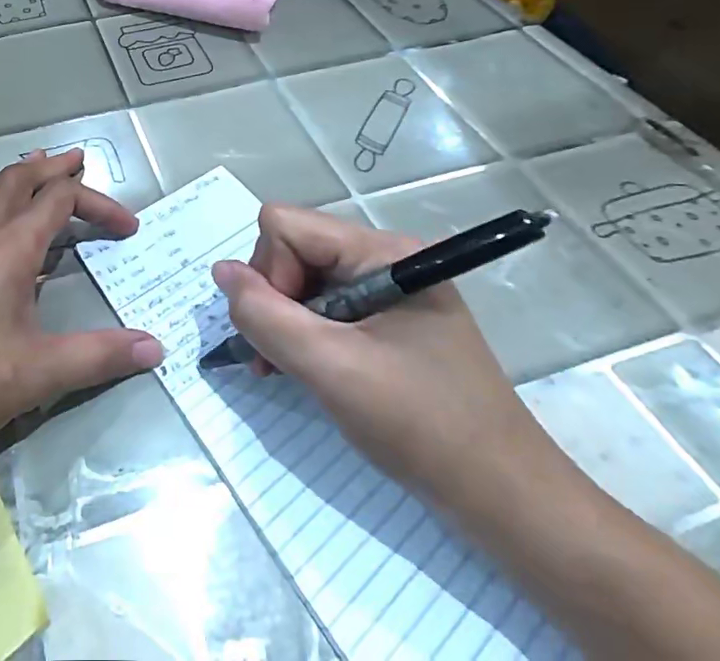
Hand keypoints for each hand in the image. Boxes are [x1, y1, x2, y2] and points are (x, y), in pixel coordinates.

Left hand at [0, 150, 162, 468]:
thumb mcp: (36, 373)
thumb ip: (98, 358)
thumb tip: (156, 347)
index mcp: (8, 249)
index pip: (59, 203)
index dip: (98, 204)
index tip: (128, 229)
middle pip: (16, 183)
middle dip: (50, 168)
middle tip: (76, 160)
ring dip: (16, 180)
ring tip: (34, 174)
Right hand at [212, 205, 554, 503]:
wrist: (499, 493)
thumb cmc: (420, 424)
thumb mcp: (331, 368)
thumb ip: (266, 316)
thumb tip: (221, 271)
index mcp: (382, 252)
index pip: (286, 226)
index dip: (269, 272)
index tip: (284, 329)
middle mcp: (382, 259)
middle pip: (292, 250)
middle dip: (272, 299)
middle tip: (278, 356)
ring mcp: (384, 291)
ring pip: (301, 280)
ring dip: (281, 322)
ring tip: (281, 369)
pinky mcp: (383, 322)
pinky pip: (321, 307)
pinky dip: (299, 335)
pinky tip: (300, 369)